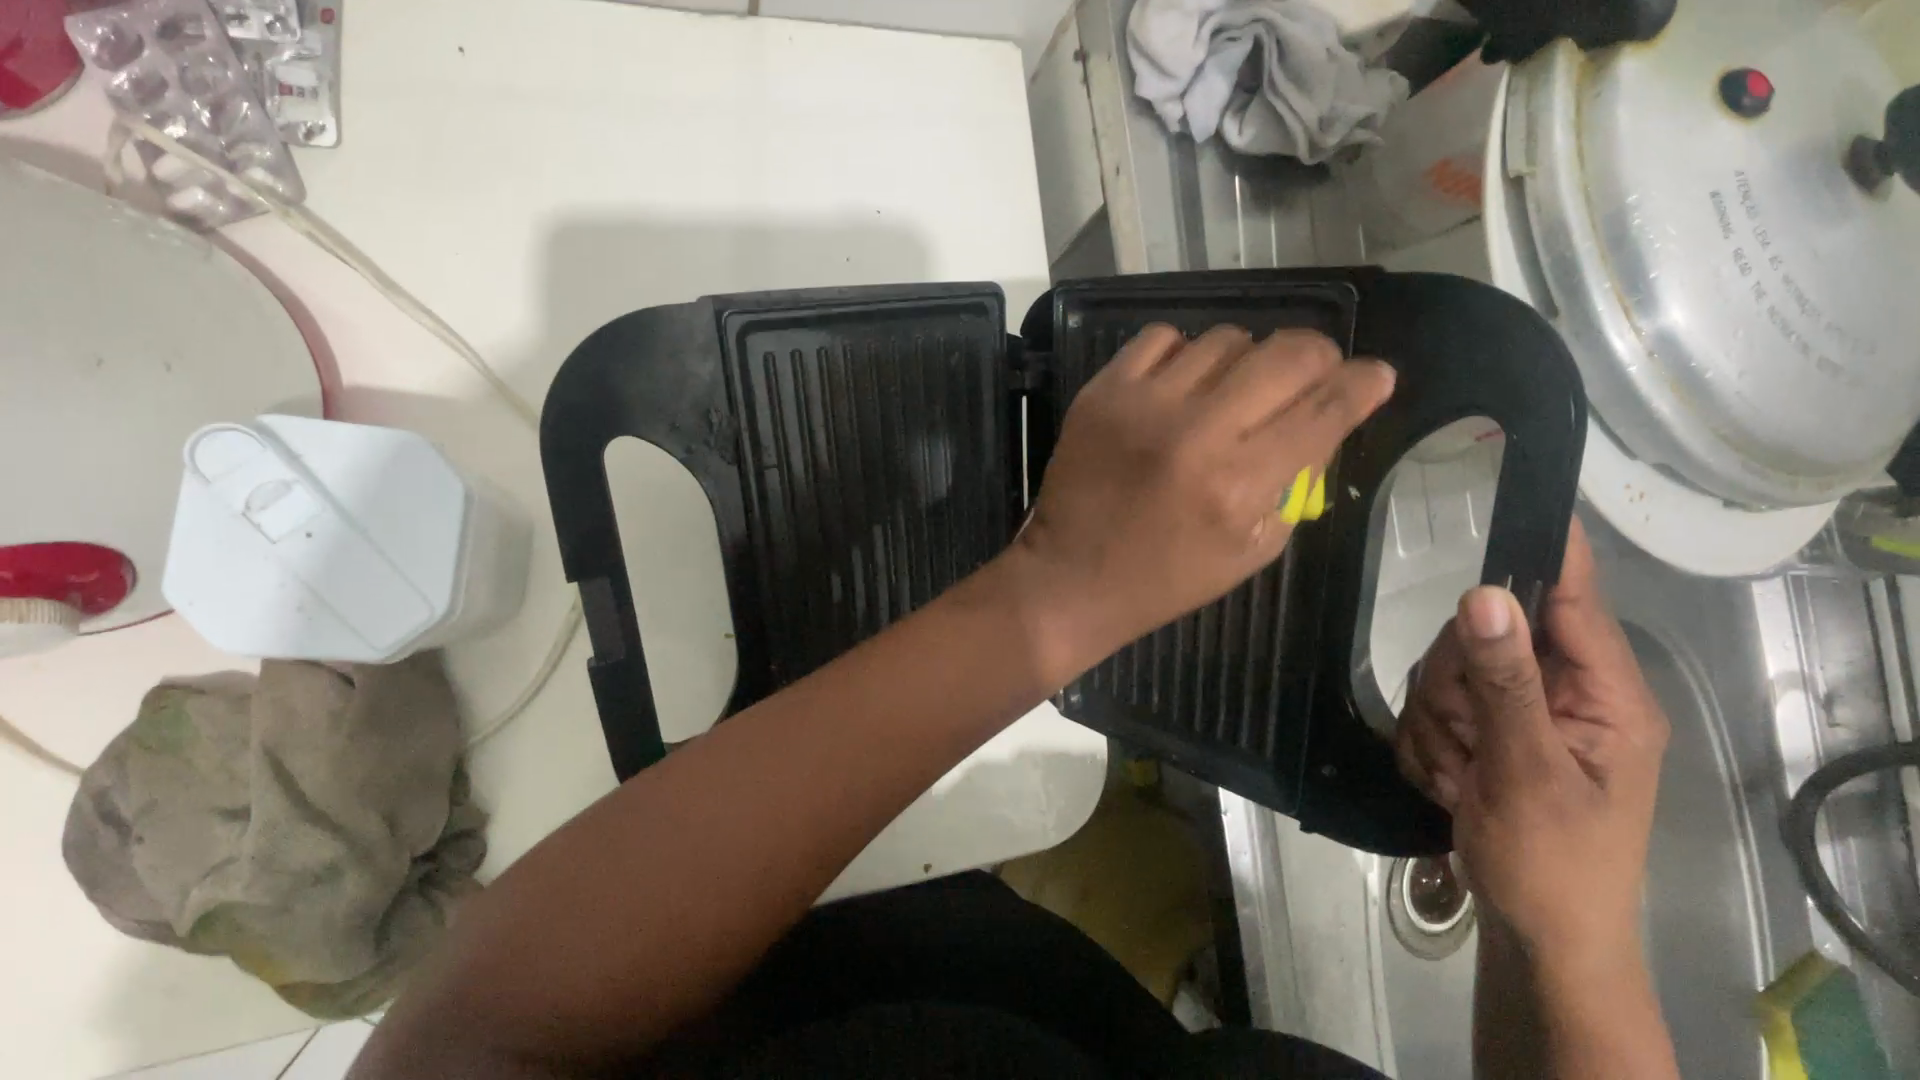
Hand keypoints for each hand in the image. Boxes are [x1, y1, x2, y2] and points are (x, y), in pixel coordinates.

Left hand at [1007, 324, 1394, 667]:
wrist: (1070, 577)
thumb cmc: (1167, 577)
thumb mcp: (1253, 551)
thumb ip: (1296, 481)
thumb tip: (1325, 419)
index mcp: (1239, 484)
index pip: (1326, 409)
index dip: (1364, 384)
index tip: (1374, 375)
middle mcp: (1196, 433)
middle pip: (1286, 354)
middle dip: (1318, 358)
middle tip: (1312, 376)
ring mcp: (1143, 404)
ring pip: (1226, 338)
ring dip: (1246, 359)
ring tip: (1236, 389)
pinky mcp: (1102, 392)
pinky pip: (1163, 338)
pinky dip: (1184, 354)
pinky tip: (1183, 384)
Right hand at [1395, 519, 1668, 972]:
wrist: (1538, 935)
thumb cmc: (1553, 862)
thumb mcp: (1528, 772)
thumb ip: (1507, 681)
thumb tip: (1486, 593)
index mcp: (1605, 695)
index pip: (1574, 600)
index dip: (1546, 553)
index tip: (1518, 501)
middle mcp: (1565, 692)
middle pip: (1483, 636)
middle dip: (1456, 691)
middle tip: (1465, 744)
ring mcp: (1522, 714)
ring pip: (1444, 674)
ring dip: (1438, 728)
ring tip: (1461, 780)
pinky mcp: (1486, 734)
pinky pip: (1429, 711)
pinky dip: (1428, 748)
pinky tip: (1450, 784)